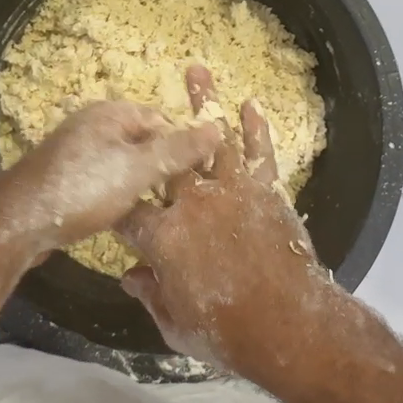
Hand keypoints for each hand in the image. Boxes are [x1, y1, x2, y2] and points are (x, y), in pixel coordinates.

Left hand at [0, 100, 218, 260]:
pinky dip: (120, 195)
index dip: (185, 145)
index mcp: (111, 113)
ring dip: (142, 184)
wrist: (18, 222)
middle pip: (143, 141)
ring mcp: (78, 152)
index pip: (162, 120)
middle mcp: (93, 126)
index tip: (203, 176)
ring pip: (124, 163)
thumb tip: (216, 128)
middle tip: (185, 198)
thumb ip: (177, 150)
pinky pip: (105, 180)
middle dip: (164, 166)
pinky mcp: (67, 178)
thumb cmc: (81, 189)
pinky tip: (128, 218)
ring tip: (163, 211)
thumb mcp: (137, 169)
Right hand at [117, 66, 341, 373]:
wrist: (289, 325)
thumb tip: (132, 278)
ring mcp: (230, 192)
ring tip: (196, 70)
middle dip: (152, 130)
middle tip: (144, 107)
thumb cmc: (227, 332)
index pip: (130, 212)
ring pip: (212, 139)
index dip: (119, 205)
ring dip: (204, 103)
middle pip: (165, 158)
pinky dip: (256, 128)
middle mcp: (192, 204)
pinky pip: (259, 153)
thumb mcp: (176, 326)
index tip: (112, 198)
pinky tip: (250, 105)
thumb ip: (151, 296)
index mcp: (162, 237)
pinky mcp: (265, 191)